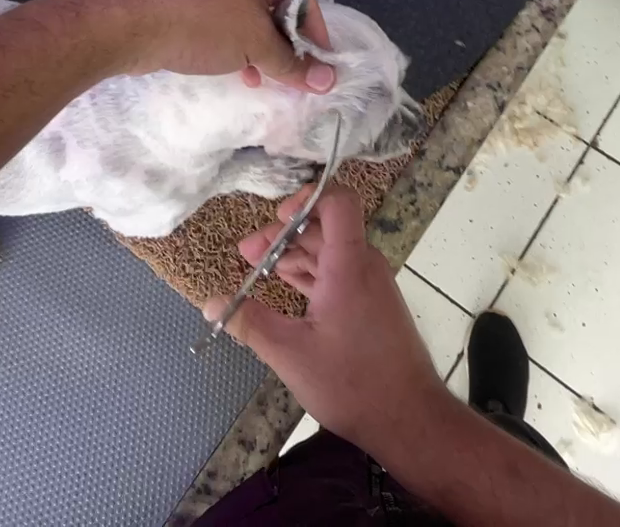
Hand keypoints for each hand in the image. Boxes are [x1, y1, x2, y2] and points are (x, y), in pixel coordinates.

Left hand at [84, 0, 335, 93]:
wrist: (122, 19)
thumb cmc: (201, 21)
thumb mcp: (255, 44)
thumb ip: (293, 63)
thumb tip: (329, 80)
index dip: (315, 36)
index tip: (320, 71)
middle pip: (276, 4)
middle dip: (284, 44)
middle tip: (290, 79)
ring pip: (248, 13)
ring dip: (258, 47)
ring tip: (258, 79)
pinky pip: (221, 15)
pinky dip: (232, 40)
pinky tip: (232, 67)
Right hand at [203, 184, 450, 451]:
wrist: (410, 420)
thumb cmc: (352, 382)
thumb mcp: (291, 353)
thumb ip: (250, 323)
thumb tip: (209, 303)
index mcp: (348, 263)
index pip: (337, 202)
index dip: (306, 199)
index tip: (276, 219)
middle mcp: (363, 263)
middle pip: (322, 228)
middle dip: (282, 235)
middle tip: (246, 253)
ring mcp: (370, 283)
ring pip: (328, 251)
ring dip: (293, 255)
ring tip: (257, 270)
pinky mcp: (371, 302)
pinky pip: (337, 272)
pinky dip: (310, 273)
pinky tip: (285, 285)